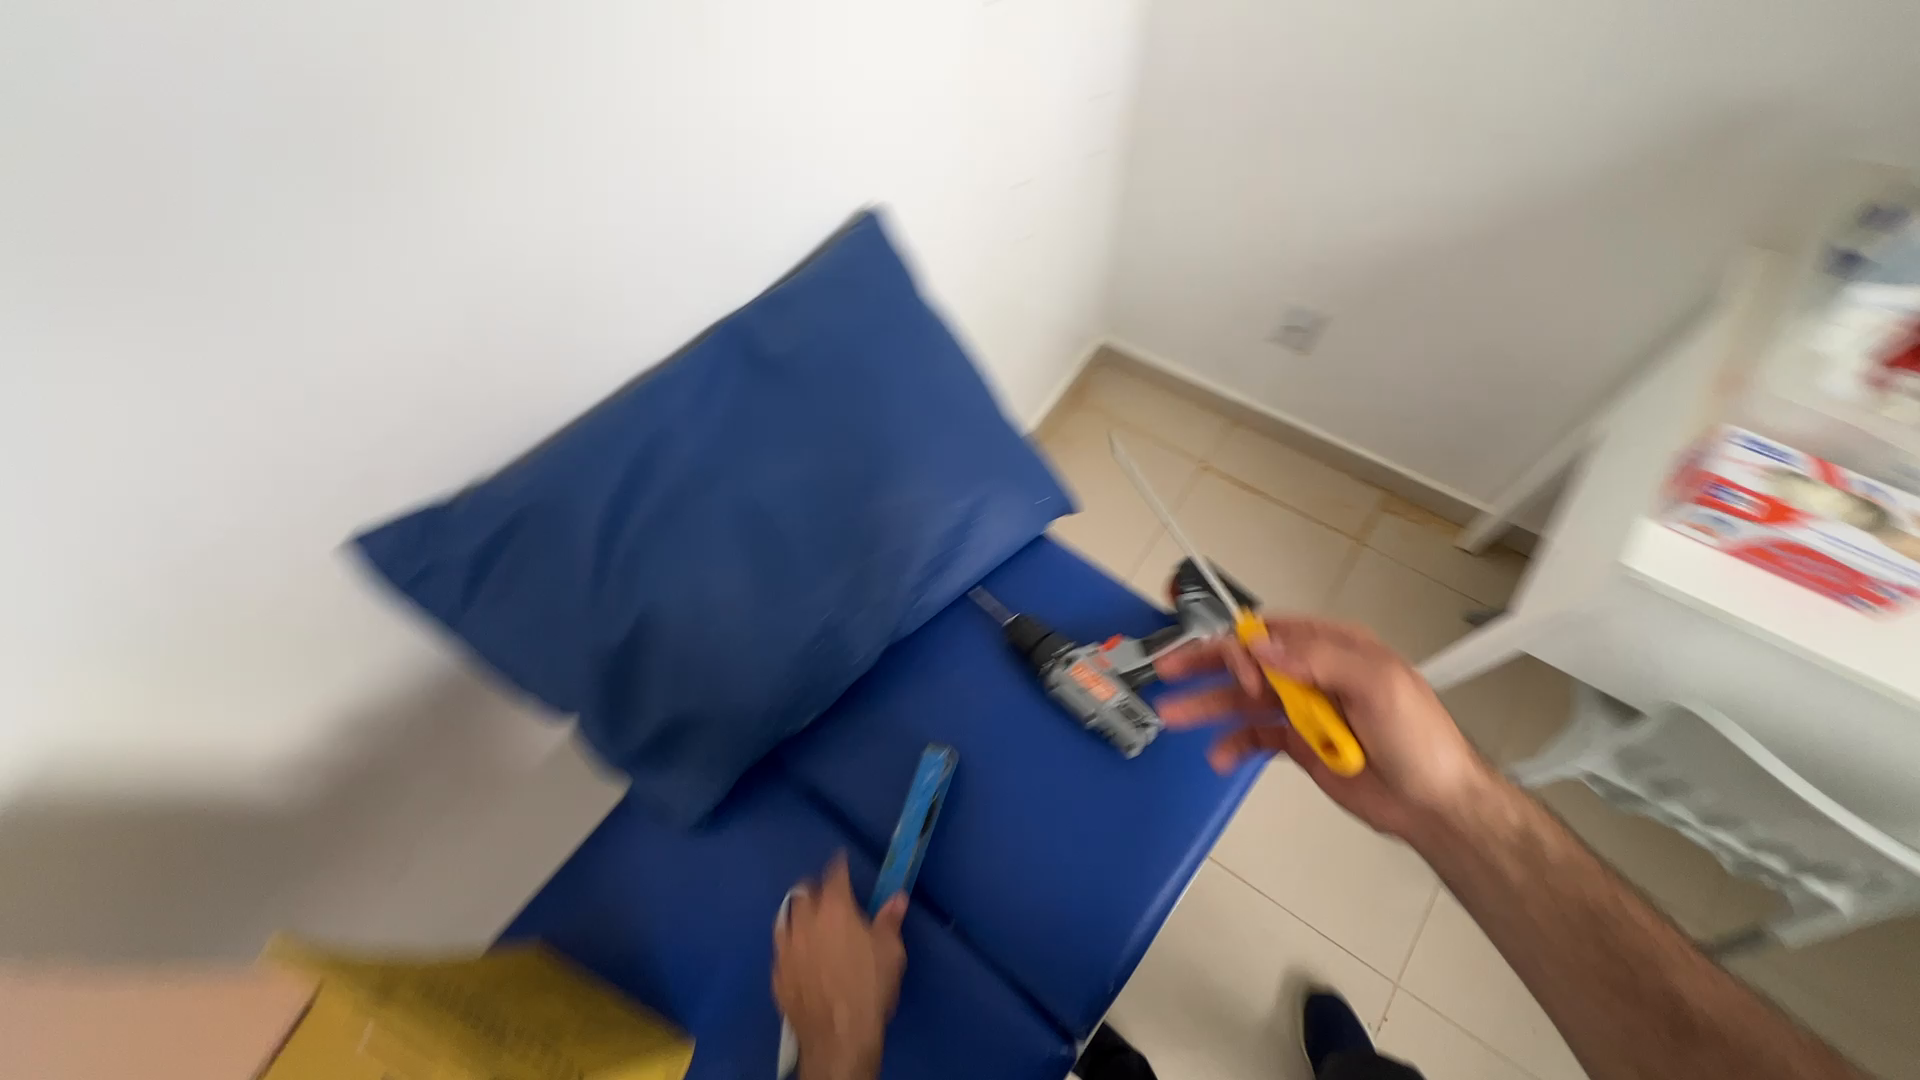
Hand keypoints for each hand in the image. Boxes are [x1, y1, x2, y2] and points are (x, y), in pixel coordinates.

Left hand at [773, 854, 907, 1079]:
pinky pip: (780, 950)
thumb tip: (897, 897)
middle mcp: (805, 921)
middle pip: (803, 892)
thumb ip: (890, 920)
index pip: (834, 875)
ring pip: (785, 918)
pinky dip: (789, 945)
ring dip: (797, 914)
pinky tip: (798, 955)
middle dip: (814, 889)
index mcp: (835, 908)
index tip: (841, 861)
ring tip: (807, 920)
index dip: (838, 865)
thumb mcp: (890, 951)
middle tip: (826, 895)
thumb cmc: (869, 986)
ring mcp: (787, 948)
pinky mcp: (777, 975)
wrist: (838, 1037)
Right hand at [1156, 618, 1494, 839]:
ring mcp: (1301, 709)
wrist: (1435, 805)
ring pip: (1242, 699)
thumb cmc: (1416, 738)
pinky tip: (1219, 757)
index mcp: (1333, 648)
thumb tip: (1258, 643)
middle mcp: (1310, 673)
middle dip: (1206, 666)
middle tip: (1167, 671)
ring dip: (1207, 704)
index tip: (1239, 674)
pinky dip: (1232, 745)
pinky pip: (1254, 737)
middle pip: (1247, 662)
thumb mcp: (1378, 685)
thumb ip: (1318, 658)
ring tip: (1171, 714)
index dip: (1245, 646)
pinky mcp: (1296, 744)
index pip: (1273, 633)